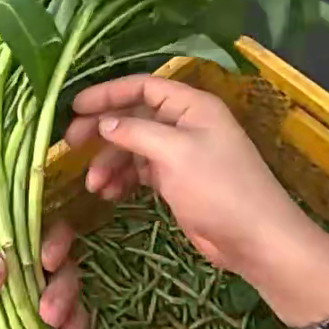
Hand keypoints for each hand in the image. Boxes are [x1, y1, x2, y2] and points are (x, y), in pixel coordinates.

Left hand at [0, 220, 87, 328]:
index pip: (16, 217)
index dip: (34, 221)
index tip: (40, 244)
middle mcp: (19, 259)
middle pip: (52, 241)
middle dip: (59, 255)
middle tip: (51, 270)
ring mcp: (39, 287)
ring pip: (68, 274)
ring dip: (67, 294)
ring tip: (52, 320)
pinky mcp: (54, 317)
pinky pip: (77, 312)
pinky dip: (79, 323)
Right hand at [65, 75, 328, 322]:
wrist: (257, 242)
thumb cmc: (219, 189)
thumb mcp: (174, 154)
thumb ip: (135, 132)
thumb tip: (103, 122)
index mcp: (191, 106)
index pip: (142, 87)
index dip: (107, 93)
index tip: (76, 106)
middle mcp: (183, 123)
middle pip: (133, 116)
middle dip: (102, 131)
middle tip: (71, 144)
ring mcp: (179, 152)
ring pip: (132, 147)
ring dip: (110, 163)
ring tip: (93, 185)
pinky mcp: (175, 179)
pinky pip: (139, 170)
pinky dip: (122, 179)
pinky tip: (109, 193)